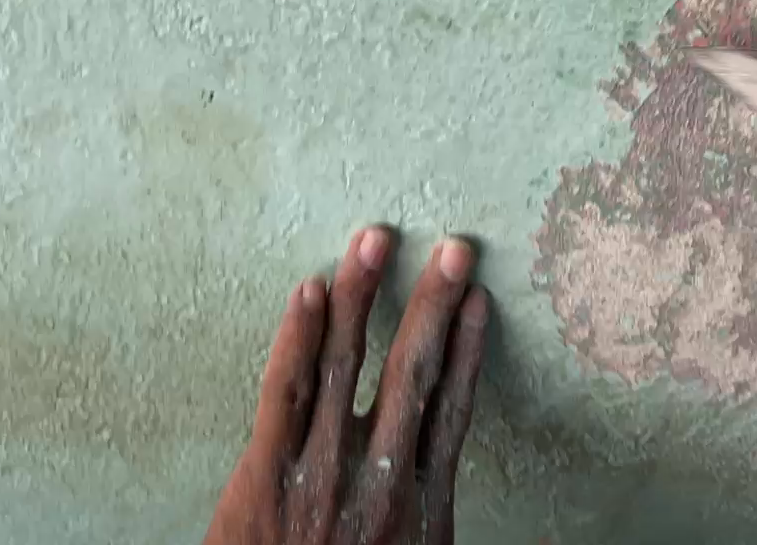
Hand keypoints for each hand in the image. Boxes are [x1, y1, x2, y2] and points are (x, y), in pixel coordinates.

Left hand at [204, 227, 489, 544]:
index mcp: (419, 506)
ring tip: (375, 242)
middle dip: (432, 304)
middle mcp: (379, 480)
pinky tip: (310, 290)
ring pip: (347, 364)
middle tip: (452, 250)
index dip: (468, 348)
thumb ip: (434, 515)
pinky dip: (298, 337)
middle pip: (414, 372)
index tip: (478, 300)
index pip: (454, 408)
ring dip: (363, 296)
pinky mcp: (263, 475)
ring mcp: (320, 472)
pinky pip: (285, 390)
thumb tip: (493, 486)